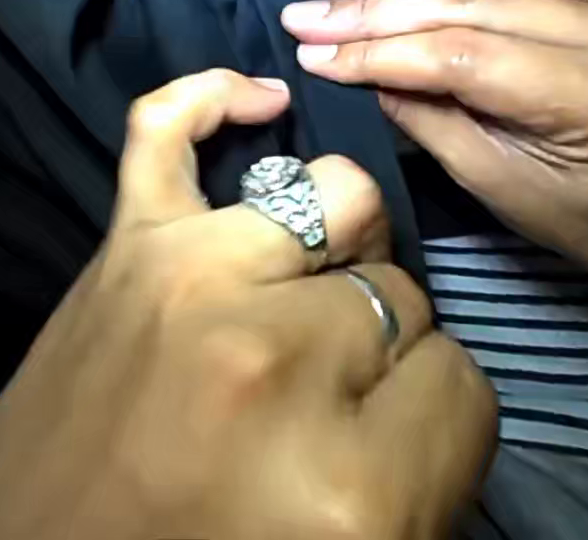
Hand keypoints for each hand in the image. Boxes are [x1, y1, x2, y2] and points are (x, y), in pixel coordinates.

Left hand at [0, 70, 496, 539]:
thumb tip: (431, 365)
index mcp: (342, 489)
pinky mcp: (127, 242)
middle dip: (382, 334)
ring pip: (340, 201)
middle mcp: (266, 362)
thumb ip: (421, 460)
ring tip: (297, 293)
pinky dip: (214, 98)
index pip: (461, 382)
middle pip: (398, 289)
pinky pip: (168, 128)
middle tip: (333, 376)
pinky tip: (261, 102)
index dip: (435, 403)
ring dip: (333, 252)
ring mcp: (188, 281)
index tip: (396, 425)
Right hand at [282, 0, 587, 289]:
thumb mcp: (497, 185)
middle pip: (479, 8)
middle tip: (310, 18)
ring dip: (408, 0)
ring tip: (343, 13)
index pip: (472, 57)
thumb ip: (427, 117)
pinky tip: (404, 3)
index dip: (383, 51)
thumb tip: (356, 66)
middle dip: (382, 14)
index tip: (313, 51)